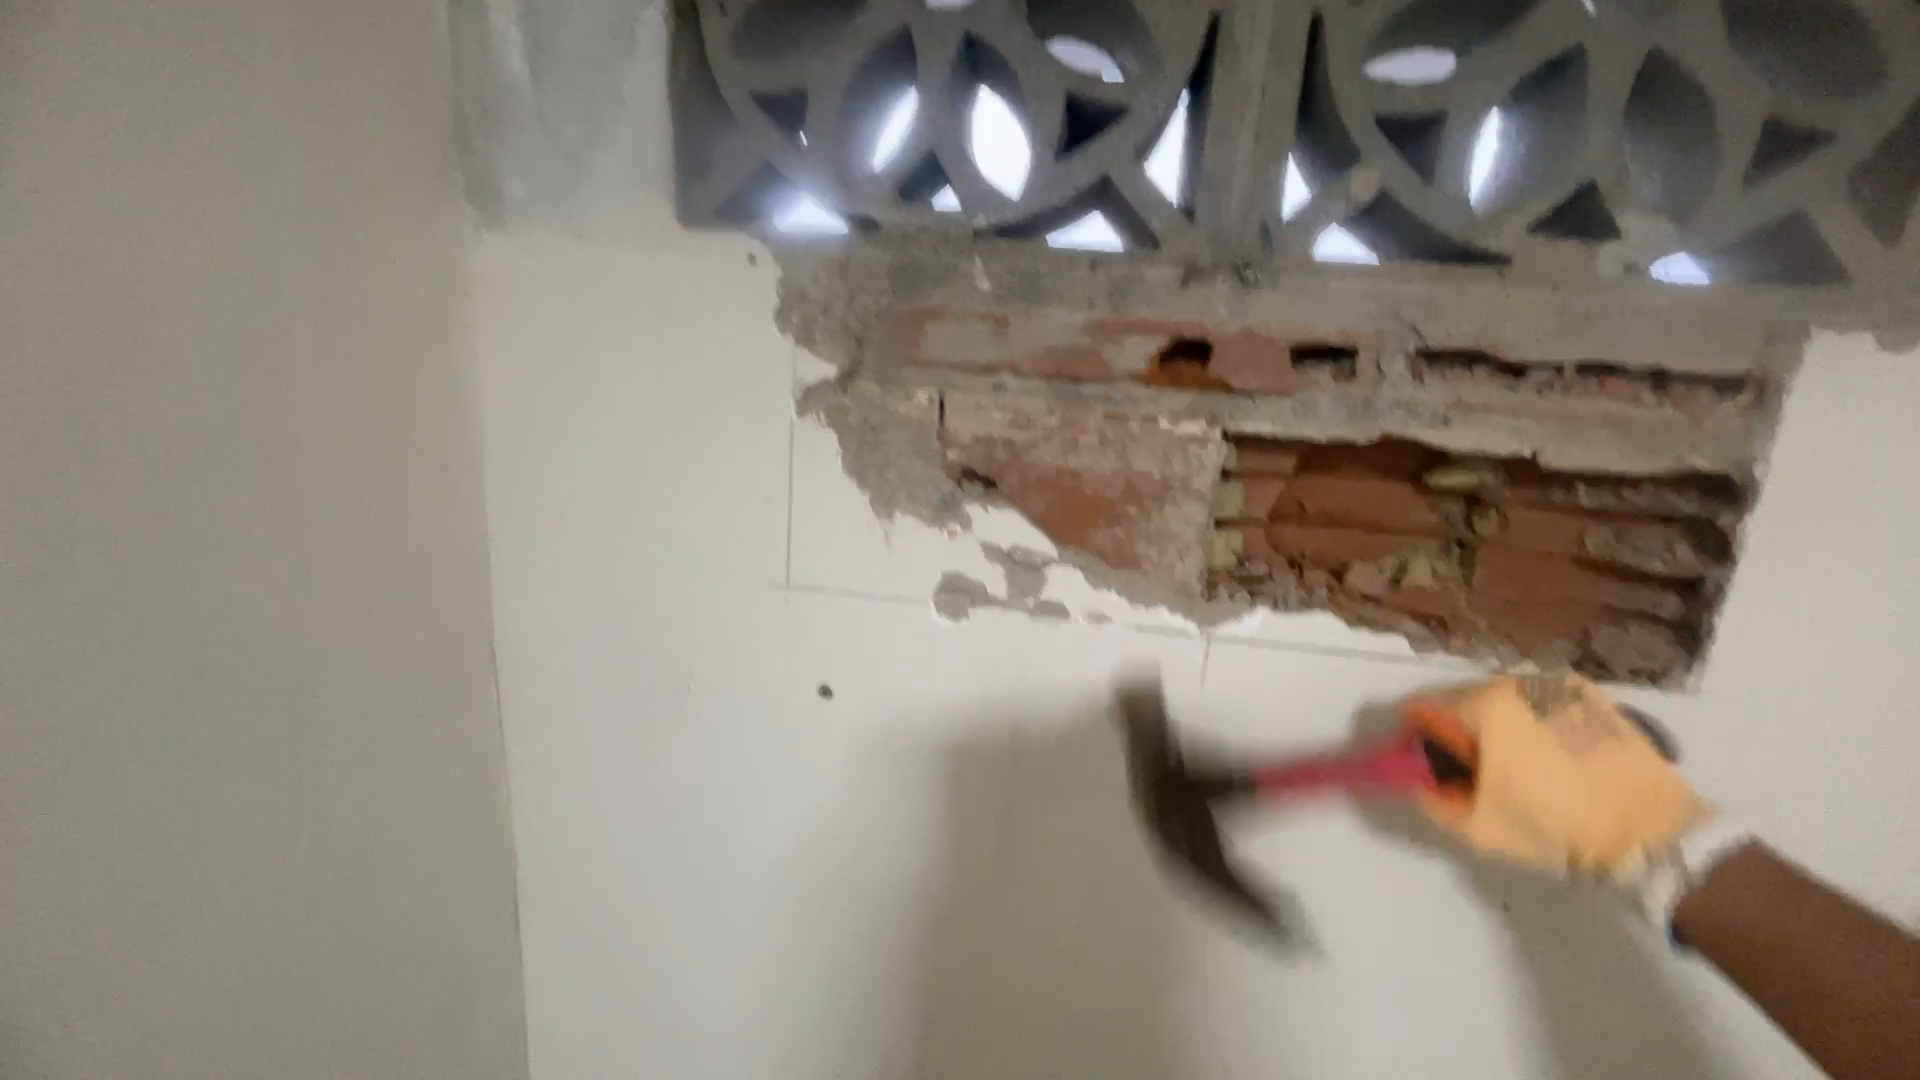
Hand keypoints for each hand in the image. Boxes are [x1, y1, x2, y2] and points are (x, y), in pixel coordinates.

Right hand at [1402, 673, 1711, 883]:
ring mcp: (1559, 687)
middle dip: (1455, 734)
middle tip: (1472, 775)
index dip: (1413, 740)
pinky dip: (1534, 725)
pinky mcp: (1595, 699)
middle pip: (1460, 702)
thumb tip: (1406, 781)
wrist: (1656, 838)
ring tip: (1517, 770)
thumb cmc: (1556, 828)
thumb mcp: (1478, 828)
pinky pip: (1542, 705)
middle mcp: (1516, 683)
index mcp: (1482, 705)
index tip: (1425, 769)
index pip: (1419, 709)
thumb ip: (1428, 800)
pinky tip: (1552, 759)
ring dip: (1495, 728)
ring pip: (1503, 702)